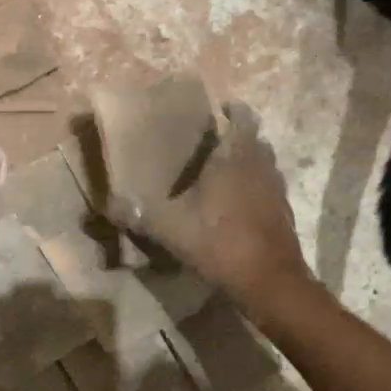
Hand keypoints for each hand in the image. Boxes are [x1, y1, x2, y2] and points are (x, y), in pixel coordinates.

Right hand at [106, 102, 312, 306]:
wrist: (268, 280)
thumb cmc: (219, 242)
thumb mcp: (169, 229)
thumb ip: (137, 214)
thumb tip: (108, 205)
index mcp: (235, 157)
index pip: (243, 117)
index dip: (232, 110)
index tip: (217, 111)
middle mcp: (261, 165)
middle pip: (254, 139)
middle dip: (235, 137)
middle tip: (209, 145)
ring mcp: (277, 189)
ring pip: (263, 164)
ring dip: (246, 163)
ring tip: (220, 174)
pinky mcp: (283, 212)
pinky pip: (267, 188)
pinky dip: (253, 189)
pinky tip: (234, 206)